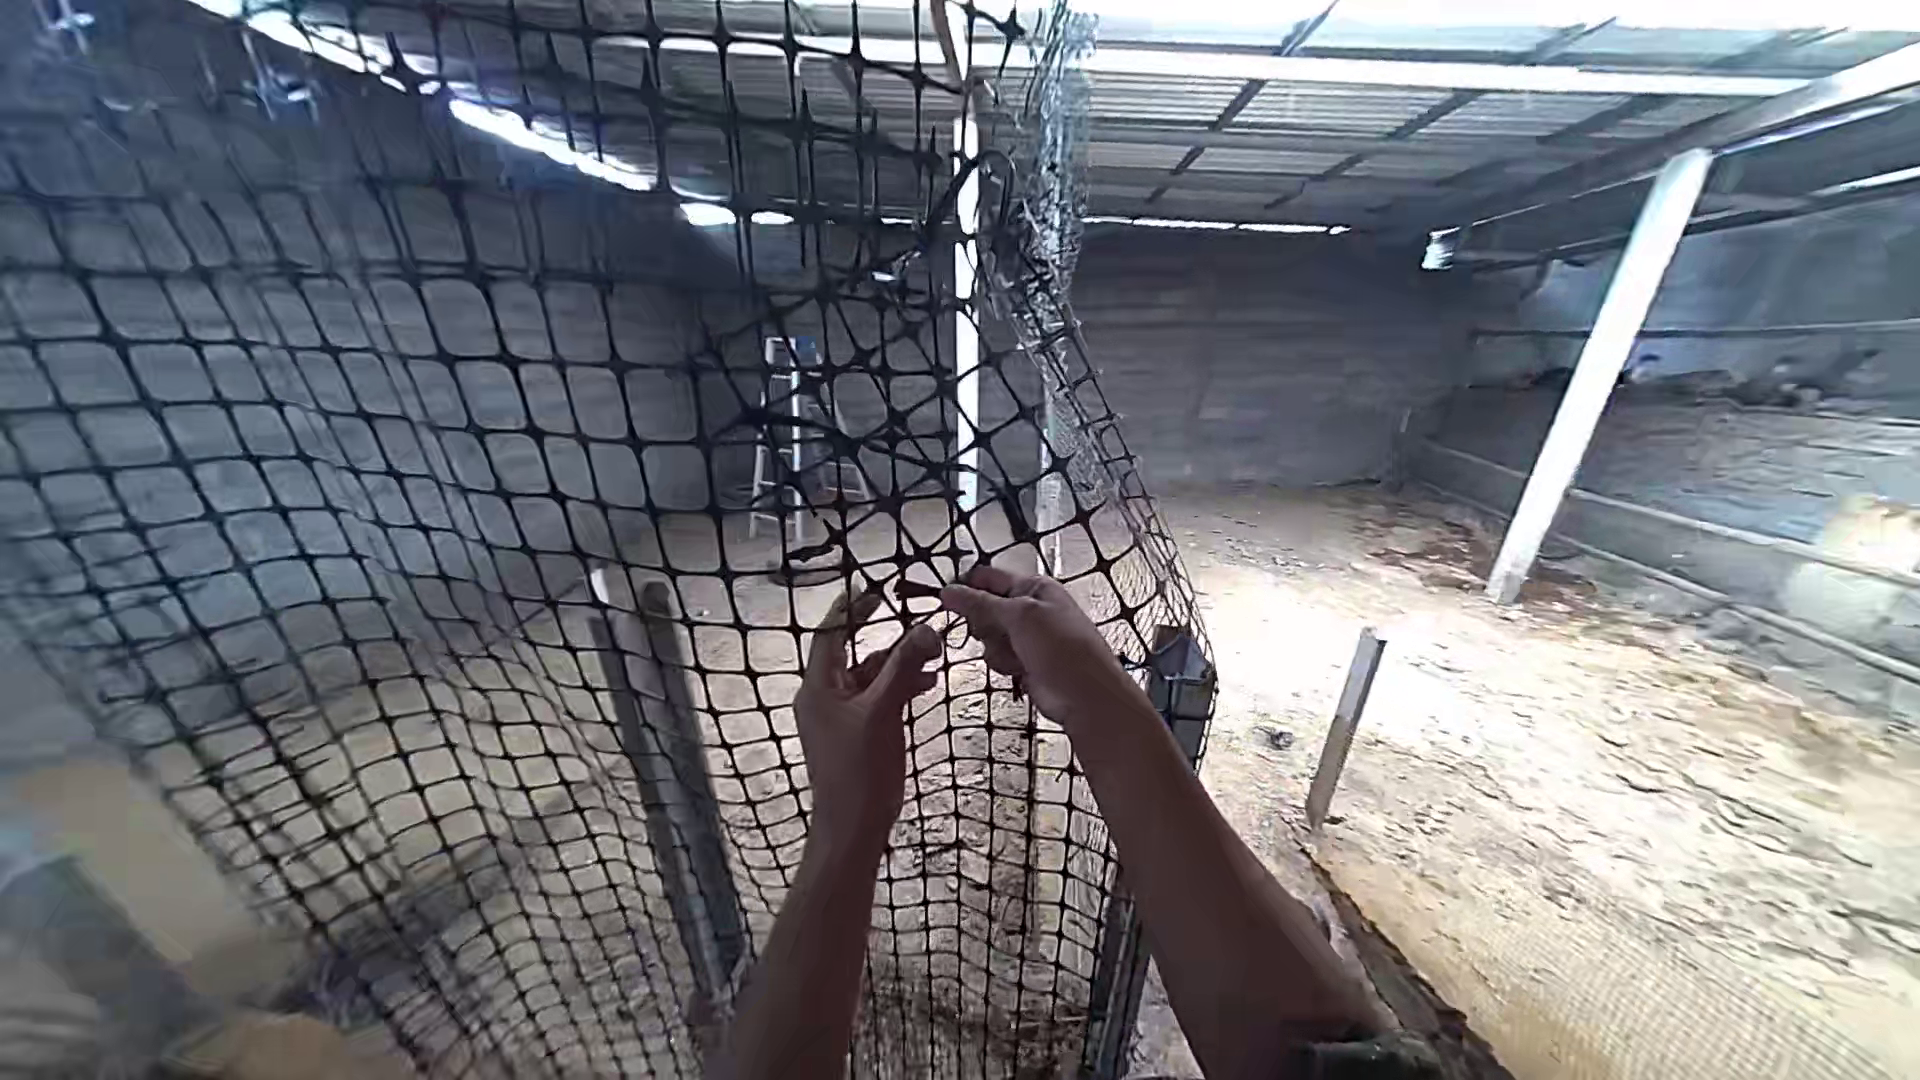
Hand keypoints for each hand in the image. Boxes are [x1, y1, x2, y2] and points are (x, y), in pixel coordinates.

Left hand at [796, 588, 940, 858]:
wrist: (854, 828)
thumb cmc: (859, 768)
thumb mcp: (882, 711)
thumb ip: (903, 668)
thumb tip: (925, 628)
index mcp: (818, 687)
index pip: (829, 635)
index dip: (848, 608)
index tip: (872, 588)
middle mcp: (826, 696)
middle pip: (855, 654)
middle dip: (885, 637)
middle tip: (912, 616)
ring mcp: (843, 715)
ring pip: (872, 676)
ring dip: (900, 664)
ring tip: (934, 653)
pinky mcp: (859, 731)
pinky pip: (879, 697)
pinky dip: (901, 687)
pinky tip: (928, 683)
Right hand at [938, 565, 1139, 730]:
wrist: (1085, 695)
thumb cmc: (1061, 647)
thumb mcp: (1019, 616)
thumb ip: (980, 602)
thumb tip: (948, 590)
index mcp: (1033, 587)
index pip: (988, 577)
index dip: (966, 587)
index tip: (944, 600)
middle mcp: (1029, 608)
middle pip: (984, 608)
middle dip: (984, 623)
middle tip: (998, 632)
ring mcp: (1026, 636)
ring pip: (987, 635)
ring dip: (996, 648)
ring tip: (1017, 655)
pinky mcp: (1023, 661)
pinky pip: (997, 656)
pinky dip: (1003, 663)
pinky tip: (1019, 669)